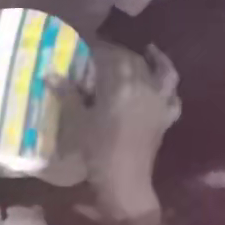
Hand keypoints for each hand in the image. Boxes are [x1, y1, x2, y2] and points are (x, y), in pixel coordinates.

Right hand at [53, 43, 181, 218]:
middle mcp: (145, 88)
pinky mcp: (166, 119)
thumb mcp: (77, 119)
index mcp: (121, 85)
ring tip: (148, 50)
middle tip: (103, 51)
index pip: (111, 56)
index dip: (98, 47)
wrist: (124, 181)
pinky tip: (162, 85)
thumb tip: (51, 73)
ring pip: (162, 72)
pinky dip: (169, 87)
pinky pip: (173, 97)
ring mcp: (160, 103)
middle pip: (134, 61)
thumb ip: (67, 94)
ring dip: (156, 60)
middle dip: (119, 52)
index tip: (84, 44)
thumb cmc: (96, 149)